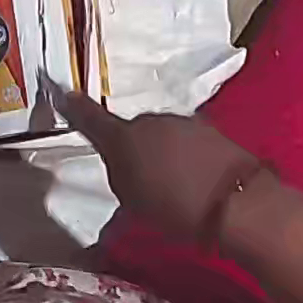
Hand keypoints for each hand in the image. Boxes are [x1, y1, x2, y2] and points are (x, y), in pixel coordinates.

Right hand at [56, 91, 263, 237]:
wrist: (239, 204)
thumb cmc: (175, 209)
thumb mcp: (134, 205)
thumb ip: (120, 179)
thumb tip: (119, 170)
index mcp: (124, 139)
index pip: (91, 119)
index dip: (74, 108)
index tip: (63, 94)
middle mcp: (150, 122)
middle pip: (131, 130)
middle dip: (131, 148)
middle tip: (138, 180)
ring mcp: (182, 122)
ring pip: (159, 134)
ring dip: (159, 151)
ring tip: (169, 183)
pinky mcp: (209, 129)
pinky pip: (183, 140)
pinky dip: (182, 154)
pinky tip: (191, 178)